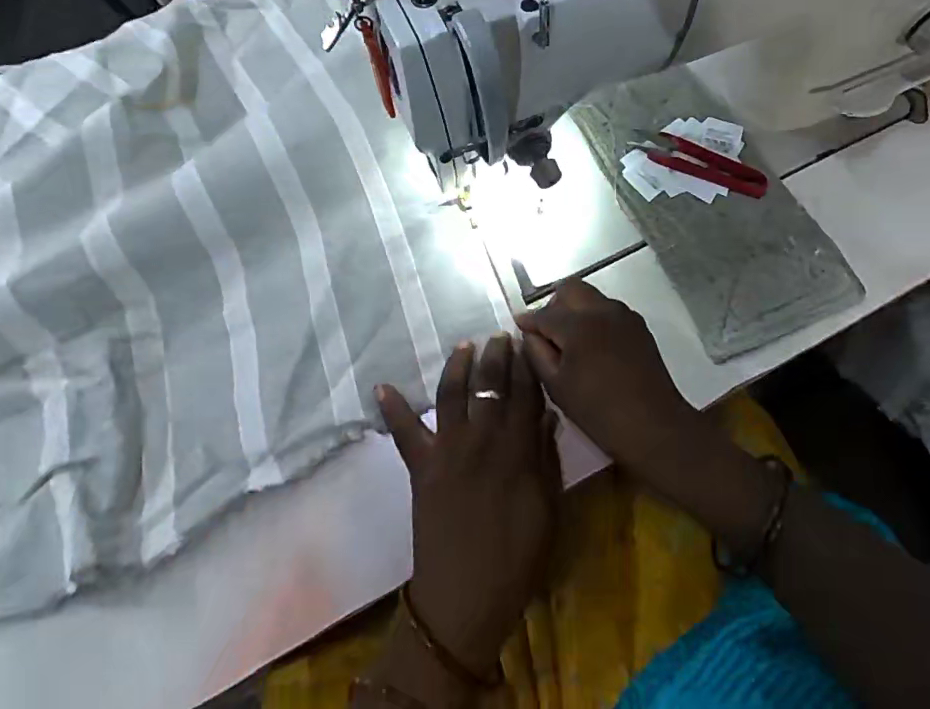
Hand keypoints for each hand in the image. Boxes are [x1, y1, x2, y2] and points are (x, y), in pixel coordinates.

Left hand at [378, 335, 559, 672]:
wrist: (465, 595)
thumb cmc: (517, 560)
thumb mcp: (548, 512)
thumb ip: (547, 460)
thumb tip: (548, 417)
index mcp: (517, 452)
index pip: (525, 398)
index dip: (526, 368)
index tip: (527, 343)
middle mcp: (481, 441)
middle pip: (490, 388)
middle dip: (497, 357)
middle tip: (500, 335)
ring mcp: (447, 451)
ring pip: (452, 397)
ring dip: (457, 368)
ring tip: (463, 346)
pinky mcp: (421, 466)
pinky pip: (404, 432)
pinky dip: (392, 408)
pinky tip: (381, 385)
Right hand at [514, 280, 710, 478]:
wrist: (654, 427)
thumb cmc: (598, 411)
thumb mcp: (556, 386)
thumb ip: (536, 353)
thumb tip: (529, 334)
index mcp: (578, 325)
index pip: (544, 314)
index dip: (528, 321)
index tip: (519, 327)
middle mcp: (602, 310)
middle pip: (570, 289)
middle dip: (553, 306)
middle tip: (546, 332)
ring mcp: (624, 316)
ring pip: (590, 297)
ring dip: (575, 310)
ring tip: (570, 341)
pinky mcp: (639, 327)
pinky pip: (608, 310)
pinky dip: (594, 319)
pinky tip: (592, 346)